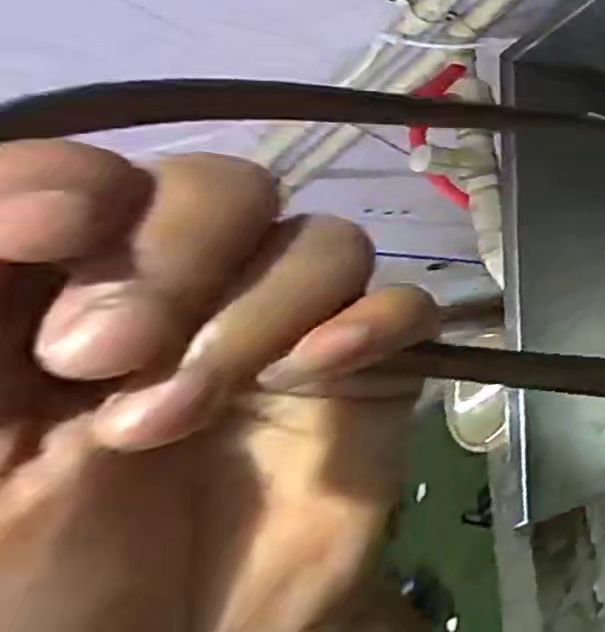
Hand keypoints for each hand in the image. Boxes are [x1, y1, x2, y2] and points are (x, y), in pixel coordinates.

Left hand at [0, 140, 439, 630]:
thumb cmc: (6, 587)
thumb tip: (36, 221)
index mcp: (61, 297)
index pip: (89, 179)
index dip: (75, 176)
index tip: (57, 228)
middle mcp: (188, 290)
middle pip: (228, 186)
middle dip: (177, 251)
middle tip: (102, 354)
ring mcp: (293, 326)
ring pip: (327, 240)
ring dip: (260, 312)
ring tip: (175, 417)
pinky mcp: (374, 365)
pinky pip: (405, 304)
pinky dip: (372, 321)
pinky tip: (318, 372)